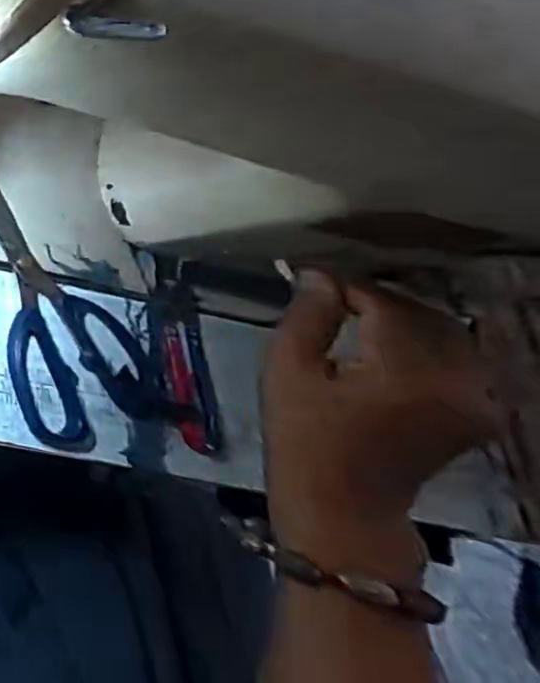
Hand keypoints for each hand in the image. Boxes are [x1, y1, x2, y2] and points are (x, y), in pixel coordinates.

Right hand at [262, 270, 501, 577]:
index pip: (388, 307)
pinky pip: (464, 360)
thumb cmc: (302, 430)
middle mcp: (461, 385)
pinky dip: (428, 342)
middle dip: (379, 299)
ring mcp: (481, 402)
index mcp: (409, 374)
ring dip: (405, 318)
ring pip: (452, 335)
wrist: (343, 494)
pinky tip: (389, 343)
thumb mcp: (286, 368)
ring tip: (355, 314)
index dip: (349, 285)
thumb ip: (308, 319)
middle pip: (428, 318)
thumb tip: (317, 276)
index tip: (310, 275)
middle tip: (329, 292)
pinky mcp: (483, 412)